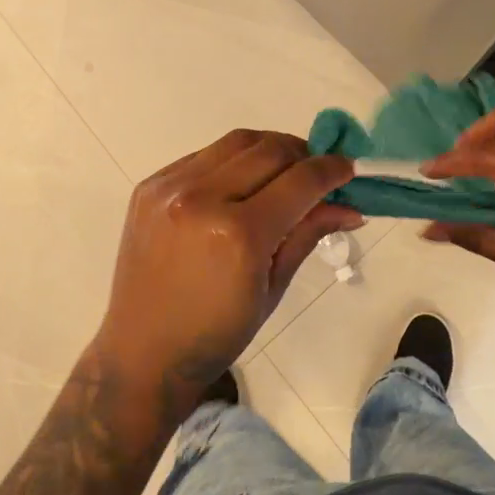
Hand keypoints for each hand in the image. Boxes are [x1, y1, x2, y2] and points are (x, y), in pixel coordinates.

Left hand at [95, 130, 359, 402]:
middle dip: (304, 155)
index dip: (331, 170)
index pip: (299, 181)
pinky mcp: (150, 185)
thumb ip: (308, 233)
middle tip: (318, 173)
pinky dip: (232, 161)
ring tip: (283, 171)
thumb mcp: (273, 287)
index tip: (349, 169)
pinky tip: (240, 183)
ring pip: (236, 143)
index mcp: (238, 234)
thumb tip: (351, 207)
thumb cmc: (216, 333)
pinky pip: (203, 155)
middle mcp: (201, 198)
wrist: (143, 351)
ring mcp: (170, 187)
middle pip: (269, 150)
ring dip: (268, 150)